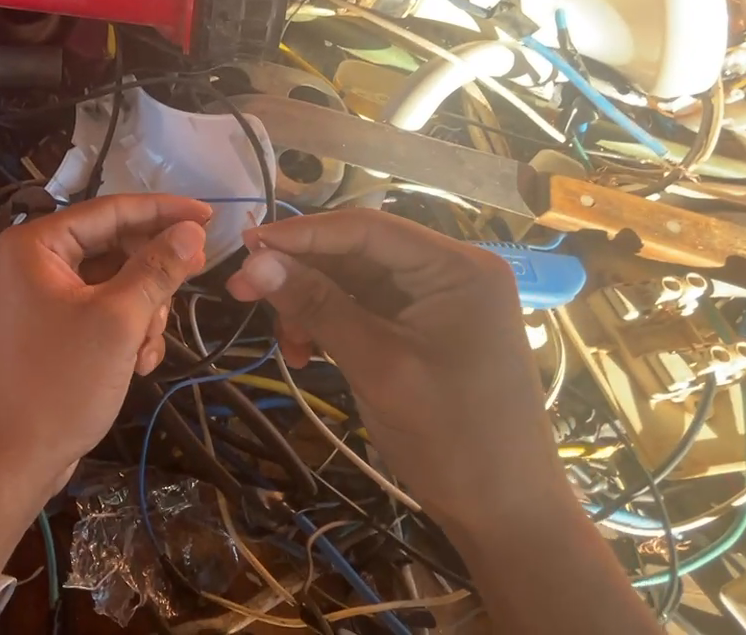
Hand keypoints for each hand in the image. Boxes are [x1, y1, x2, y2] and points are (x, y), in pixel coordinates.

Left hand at [0, 194, 211, 492]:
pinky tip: (137, 364)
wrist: (12, 458)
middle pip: (113, 247)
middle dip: (149, 279)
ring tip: (145, 349)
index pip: (109, 210)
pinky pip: (99, 310)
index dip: (162, 211)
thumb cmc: (60, 382)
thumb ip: (156, 270)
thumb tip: (191, 231)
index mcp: (36, 244)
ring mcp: (39, 295)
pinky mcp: (50, 327)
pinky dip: (125, 331)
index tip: (210, 216)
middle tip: (179, 298)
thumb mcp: (118, 321)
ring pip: (113, 282)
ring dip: (141, 312)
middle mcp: (33, 260)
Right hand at [226, 210, 566, 535]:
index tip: (245, 246)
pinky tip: (303, 353)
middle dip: (297, 273)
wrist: (503, 515)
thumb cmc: (454, 436)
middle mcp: (443, 272)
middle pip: (351, 251)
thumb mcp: (378, 365)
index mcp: (456, 268)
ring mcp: (427, 302)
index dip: (301, 232)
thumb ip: (316, 305)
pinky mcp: (411, 329)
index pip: (365, 228)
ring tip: (284, 341)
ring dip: (305, 303)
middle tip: (241, 290)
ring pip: (345, 279)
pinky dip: (322, 324)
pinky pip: (353, 307)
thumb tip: (251, 259)